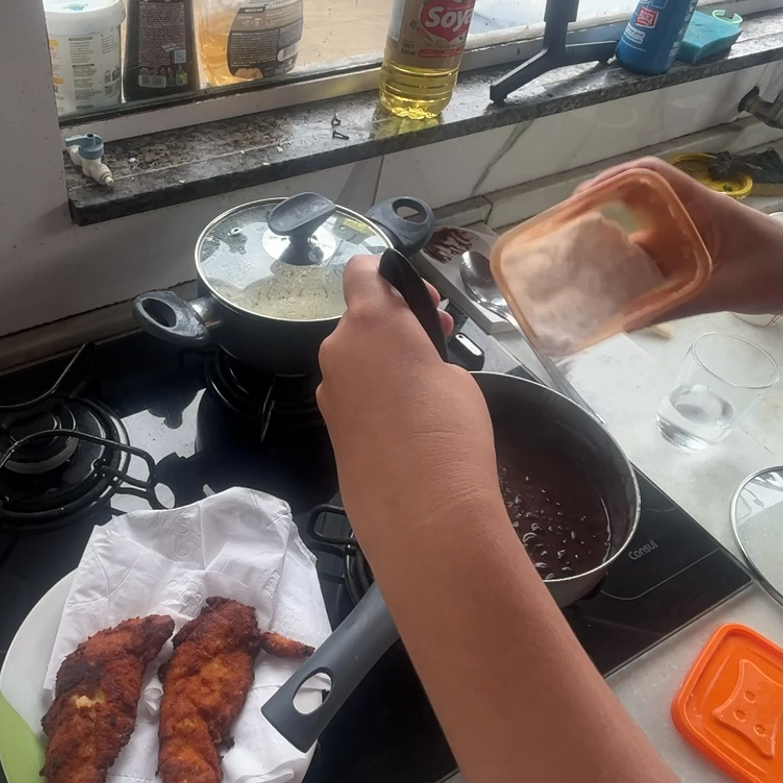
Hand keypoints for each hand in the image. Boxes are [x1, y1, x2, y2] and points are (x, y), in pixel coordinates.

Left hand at [317, 256, 506, 554]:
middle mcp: (337, 350)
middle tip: (436, 340)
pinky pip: (352, 393)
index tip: (415, 295)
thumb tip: (412, 356)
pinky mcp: (329, 426)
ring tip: (425, 387)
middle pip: (361, 319)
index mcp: (369, 322)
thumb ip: (424, 348)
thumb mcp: (454, 373)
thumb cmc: (449, 428)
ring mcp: (328, 390)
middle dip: (394, 324)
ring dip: (383, 361)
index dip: (385, 274)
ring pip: (355, 359)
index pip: (362, 272)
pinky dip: (373, 394)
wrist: (421, 510)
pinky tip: (405, 421)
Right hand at [580, 157, 782, 322]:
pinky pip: (654, 260)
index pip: (649, 176)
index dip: (611, 179)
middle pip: (635, 202)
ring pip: (641, 234)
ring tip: (578, 264)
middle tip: (565, 234)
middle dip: (598, 212)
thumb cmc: (782, 271)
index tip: (579, 198)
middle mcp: (689, 217)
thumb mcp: (727, 289)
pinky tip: (612, 290)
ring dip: (612, 246)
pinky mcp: (693, 258)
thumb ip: (674, 305)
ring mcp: (690, 238)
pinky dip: (630, 271)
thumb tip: (621, 322)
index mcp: (700, 206)